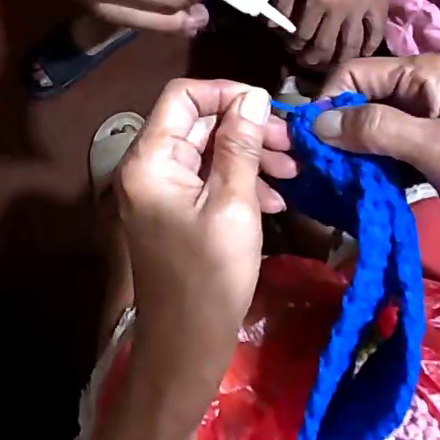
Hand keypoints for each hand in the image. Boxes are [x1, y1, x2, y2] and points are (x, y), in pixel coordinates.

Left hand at [115, 80, 296, 378]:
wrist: (185, 346)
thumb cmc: (211, 277)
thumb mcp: (234, 205)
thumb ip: (240, 145)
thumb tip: (253, 95)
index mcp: (150, 159)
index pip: (183, 96)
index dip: (226, 93)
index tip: (269, 108)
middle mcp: (147, 167)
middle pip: (197, 123)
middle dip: (245, 128)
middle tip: (290, 144)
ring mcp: (160, 190)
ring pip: (207, 150)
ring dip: (248, 154)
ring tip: (291, 171)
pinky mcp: (174, 210)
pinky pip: (206, 179)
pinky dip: (239, 180)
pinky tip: (275, 199)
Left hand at [279, 0, 386, 67]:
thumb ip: (284, 1)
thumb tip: (274, 28)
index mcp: (318, 1)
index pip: (303, 35)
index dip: (294, 45)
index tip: (291, 46)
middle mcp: (340, 10)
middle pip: (326, 47)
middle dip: (313, 59)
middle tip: (307, 62)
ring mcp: (361, 9)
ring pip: (351, 47)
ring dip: (338, 60)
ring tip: (329, 64)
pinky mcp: (377, 5)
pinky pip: (376, 33)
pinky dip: (369, 48)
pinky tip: (360, 54)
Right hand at [315, 56, 439, 265]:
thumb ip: (377, 129)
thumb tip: (316, 122)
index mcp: (428, 73)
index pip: (356, 73)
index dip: (330, 103)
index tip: (312, 143)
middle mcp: (422, 92)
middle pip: (359, 102)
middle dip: (335, 132)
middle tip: (319, 170)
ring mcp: (424, 127)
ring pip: (367, 132)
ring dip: (349, 156)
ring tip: (334, 185)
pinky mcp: (424, 159)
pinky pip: (382, 157)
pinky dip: (366, 171)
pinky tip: (355, 192)